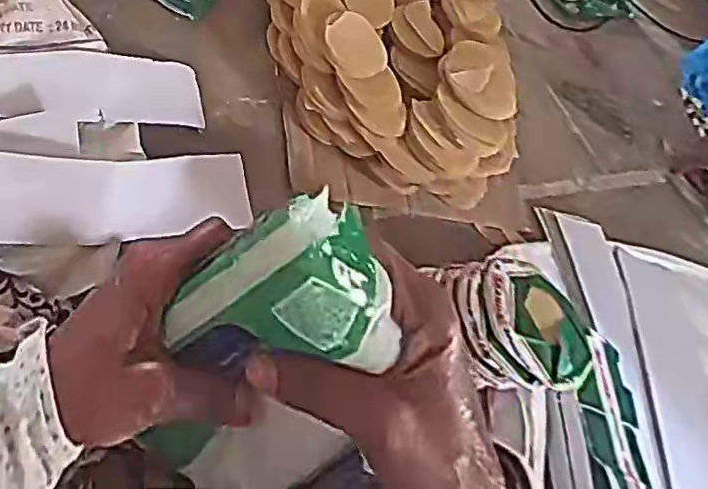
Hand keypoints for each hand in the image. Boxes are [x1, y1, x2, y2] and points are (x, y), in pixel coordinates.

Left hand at [47, 219, 256, 447]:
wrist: (37, 402)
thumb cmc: (81, 388)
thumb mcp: (151, 394)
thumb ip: (207, 392)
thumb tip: (253, 397)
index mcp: (153, 267)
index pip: (215, 235)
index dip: (250, 246)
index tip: (279, 268)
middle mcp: (150, 262)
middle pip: (213, 253)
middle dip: (245, 278)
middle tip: (277, 306)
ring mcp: (146, 277)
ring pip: (202, 272)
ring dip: (228, 296)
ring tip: (258, 326)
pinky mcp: (142, 296)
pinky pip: (187, 289)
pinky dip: (208, 308)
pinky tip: (225, 342)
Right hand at [245, 234, 504, 488]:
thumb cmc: (447, 462)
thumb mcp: (379, 417)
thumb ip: (320, 385)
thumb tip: (260, 362)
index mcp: (426, 305)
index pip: (369, 252)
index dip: (326, 246)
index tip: (283, 248)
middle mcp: (414, 311)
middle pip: (352, 278)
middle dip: (308, 281)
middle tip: (265, 280)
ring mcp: (401, 338)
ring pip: (345, 309)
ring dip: (309, 314)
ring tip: (267, 308)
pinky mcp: (387, 366)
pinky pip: (345, 338)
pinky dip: (317, 341)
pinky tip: (288, 347)